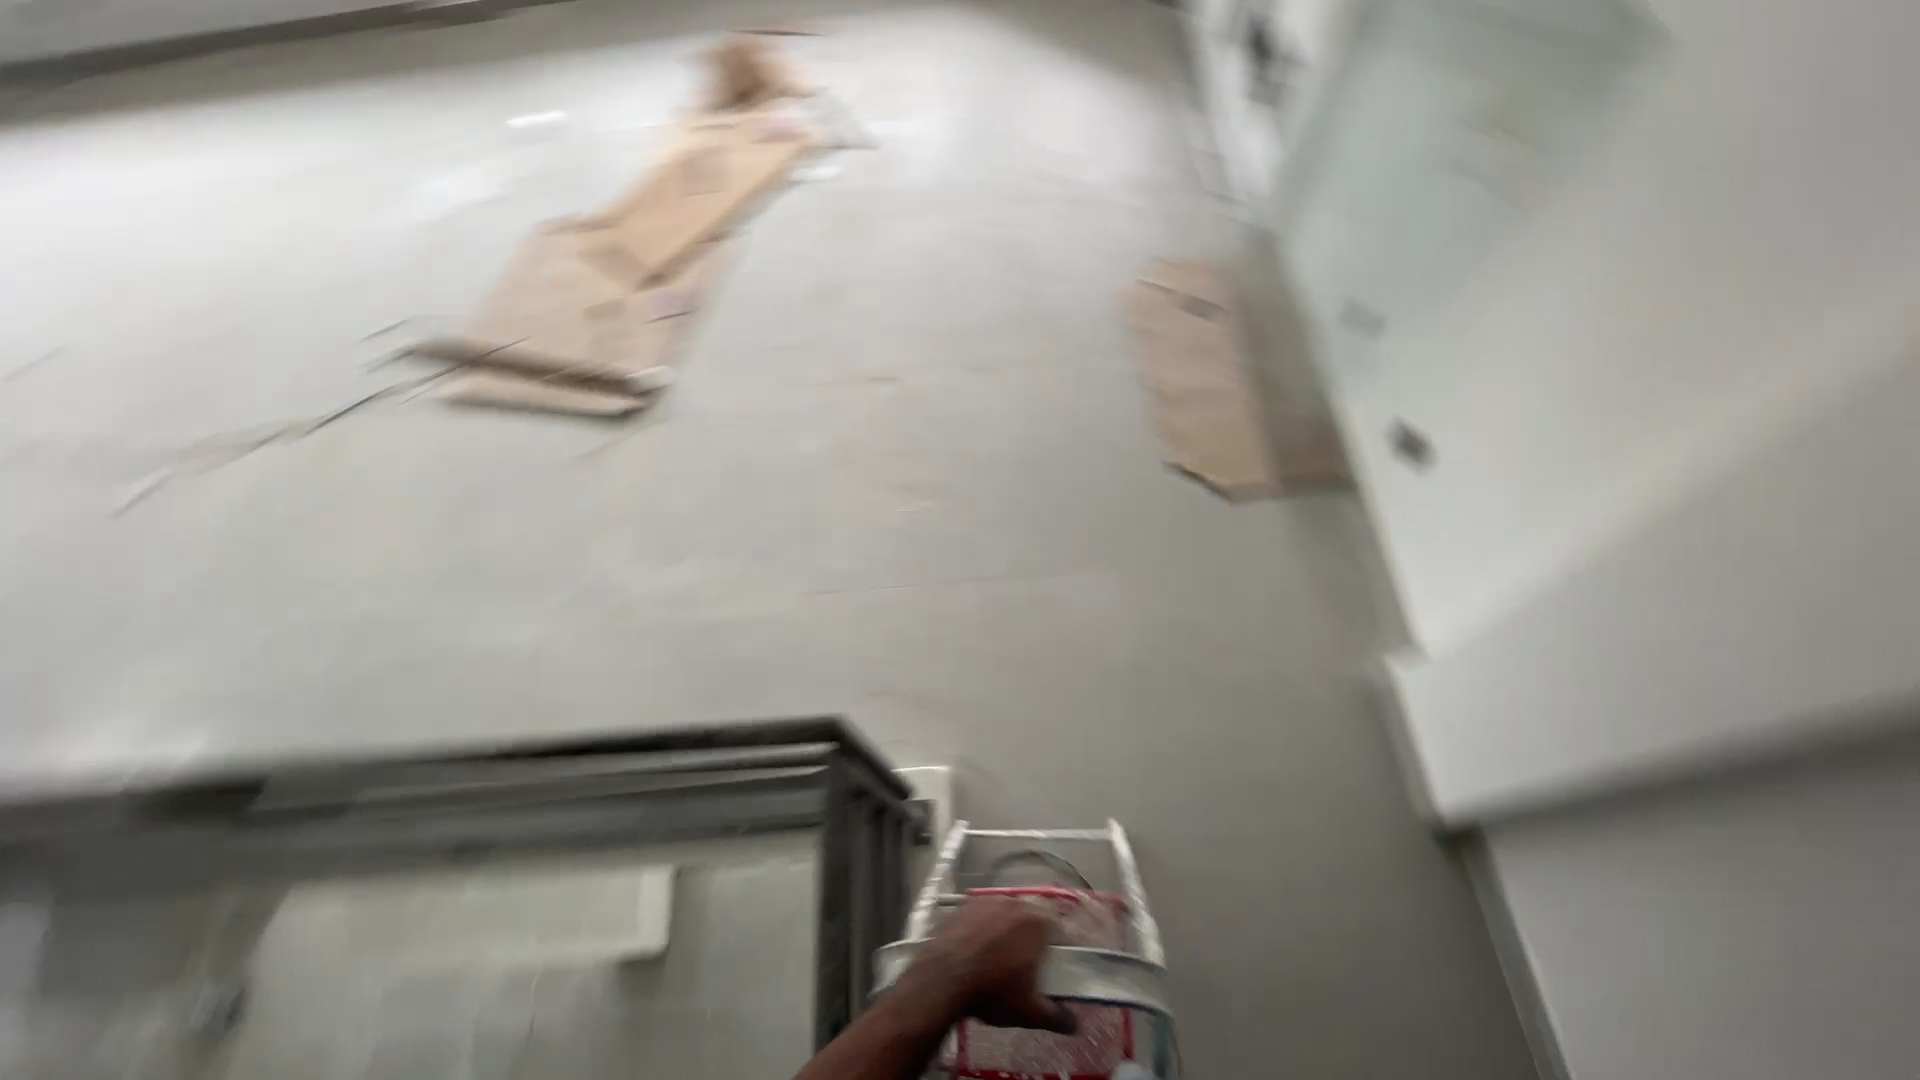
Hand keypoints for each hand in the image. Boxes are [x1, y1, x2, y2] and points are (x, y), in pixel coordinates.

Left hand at [899, 895, 1077, 1034]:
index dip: (1061, 949)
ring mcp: (988, 899)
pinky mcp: (964, 904)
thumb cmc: (992, 992)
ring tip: (1001, 956)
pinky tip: (978, 947)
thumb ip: (1057, 1017)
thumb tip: (1075, 1024)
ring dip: (1009, 929)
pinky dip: (985, 926)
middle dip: (1034, 937)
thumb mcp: (1029, 1012)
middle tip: (1028, 962)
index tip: (1056, 966)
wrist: (941, 979)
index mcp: (1038, 922)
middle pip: (1033, 917)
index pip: (1061, 931)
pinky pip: (983, 913)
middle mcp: (1016, 902)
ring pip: (1008, 913)